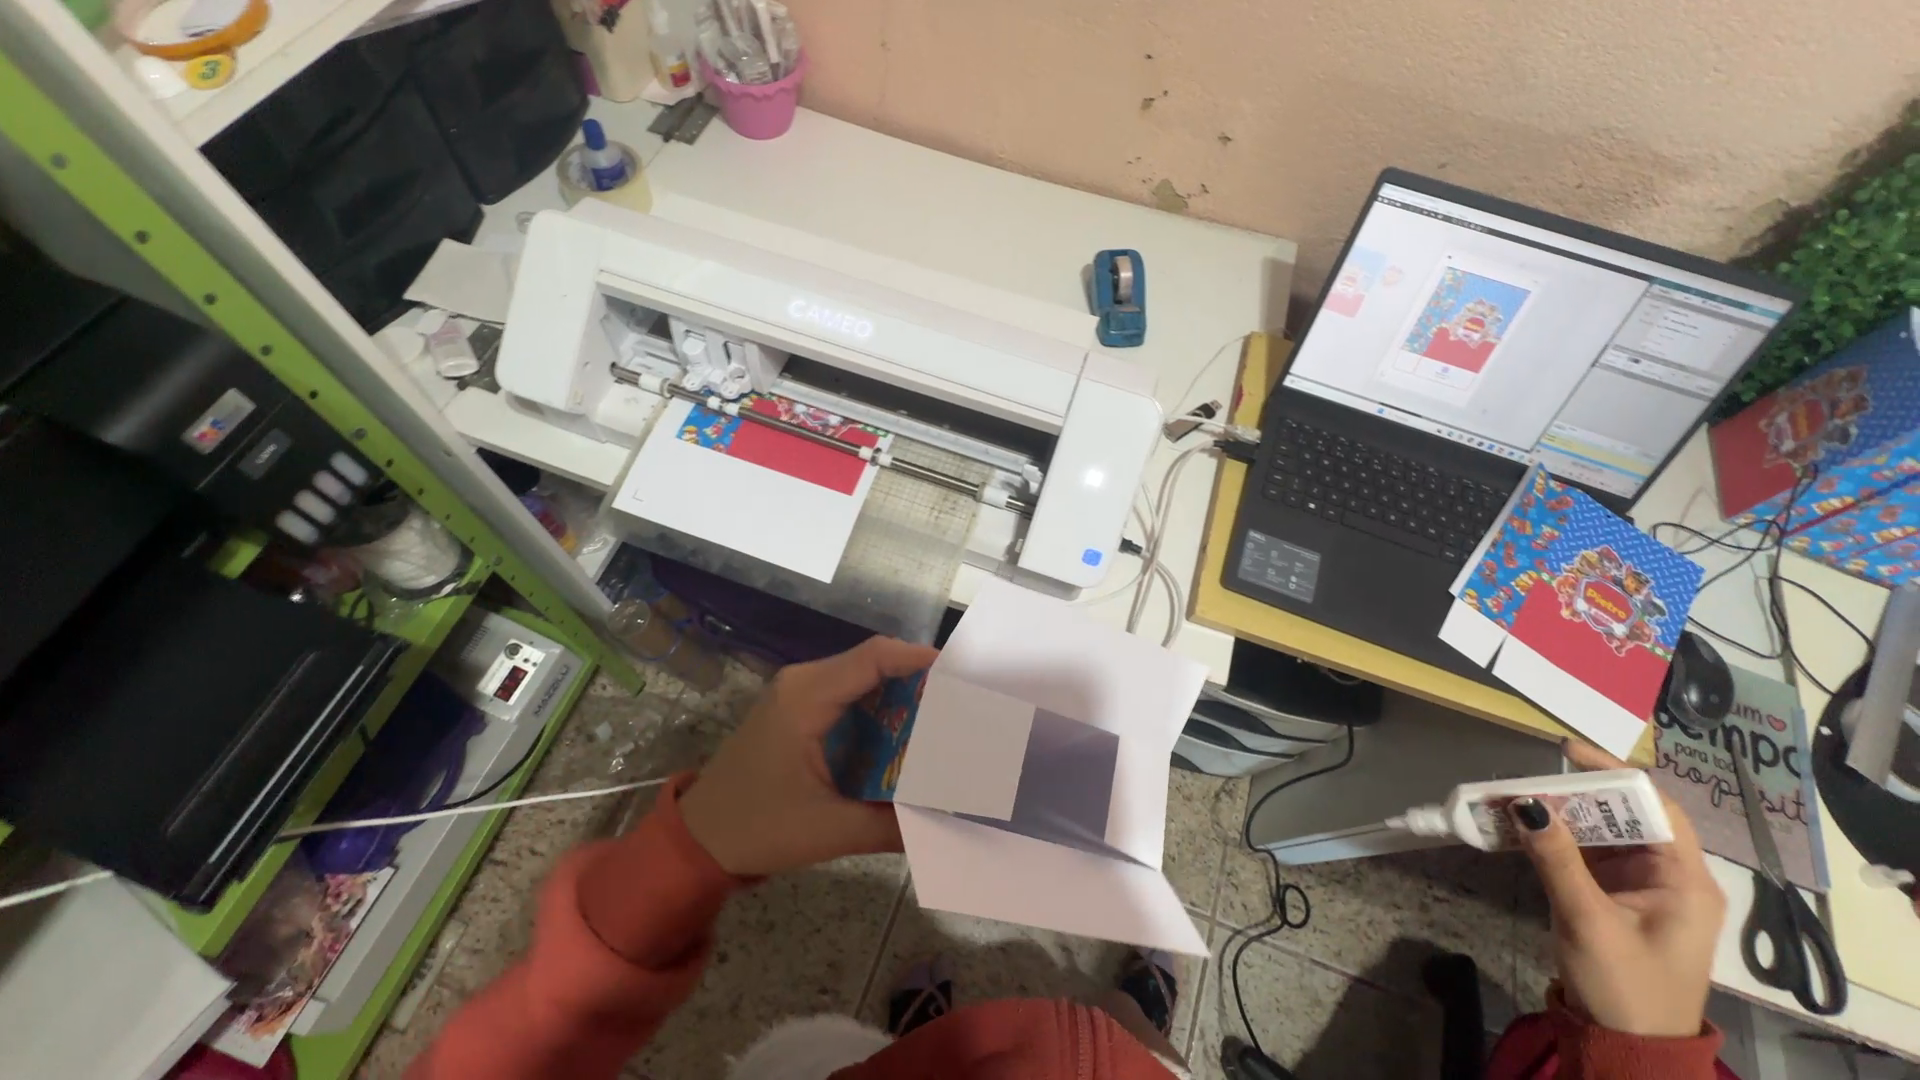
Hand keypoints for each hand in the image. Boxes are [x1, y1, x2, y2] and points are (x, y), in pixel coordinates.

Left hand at [680, 637, 938, 876]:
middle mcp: (803, 682)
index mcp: (806, 698)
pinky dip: (879, 708)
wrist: (698, 837)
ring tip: (944, 720)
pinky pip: (848, 694)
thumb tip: (947, 823)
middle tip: (963, 706)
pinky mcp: (797, 709)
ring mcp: (798, 693)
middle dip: (919, 682)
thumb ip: (891, 825)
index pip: (874, 657)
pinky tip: (905, 735)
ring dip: (901, 696)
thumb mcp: (829, 831)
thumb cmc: (758, 827)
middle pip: (873, 662)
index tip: (962, 676)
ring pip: (862, 677)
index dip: (919, 659)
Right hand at [1512, 739, 1726, 1037]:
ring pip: (1602, 832)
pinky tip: (1522, 828)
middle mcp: (1669, 875)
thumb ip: (1557, 858)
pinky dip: (1556, 838)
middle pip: (1626, 814)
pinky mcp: (1615, 897)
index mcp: (1684, 879)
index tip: (1566, 751)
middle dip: (1576, 792)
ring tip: (1514, 797)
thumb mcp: (1587, 920)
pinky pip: (1586, 853)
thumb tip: (1526, 801)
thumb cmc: (1623, 986)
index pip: (1656, 805)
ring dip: (1560, 814)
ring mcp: (1642, 886)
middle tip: (1525, 777)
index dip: (1613, 773)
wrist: (1628, 1046)